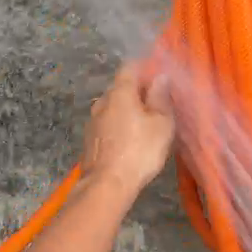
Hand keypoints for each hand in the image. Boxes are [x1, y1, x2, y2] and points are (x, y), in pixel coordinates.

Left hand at [80, 61, 175, 197]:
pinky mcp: (90, 139)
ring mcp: (92, 121)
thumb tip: (160, 77)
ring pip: (112, 106)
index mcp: (119, 92)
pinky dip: (119, 123)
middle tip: (157, 100)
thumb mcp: (161, 123)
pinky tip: (129, 136)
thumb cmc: (139, 151)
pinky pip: (107, 122)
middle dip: (137, 89)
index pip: (130, 67)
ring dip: (127, 108)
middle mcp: (102, 102)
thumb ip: (160, 97)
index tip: (159, 73)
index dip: (145, 66)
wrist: (107, 184)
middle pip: (120, 87)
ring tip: (145, 120)